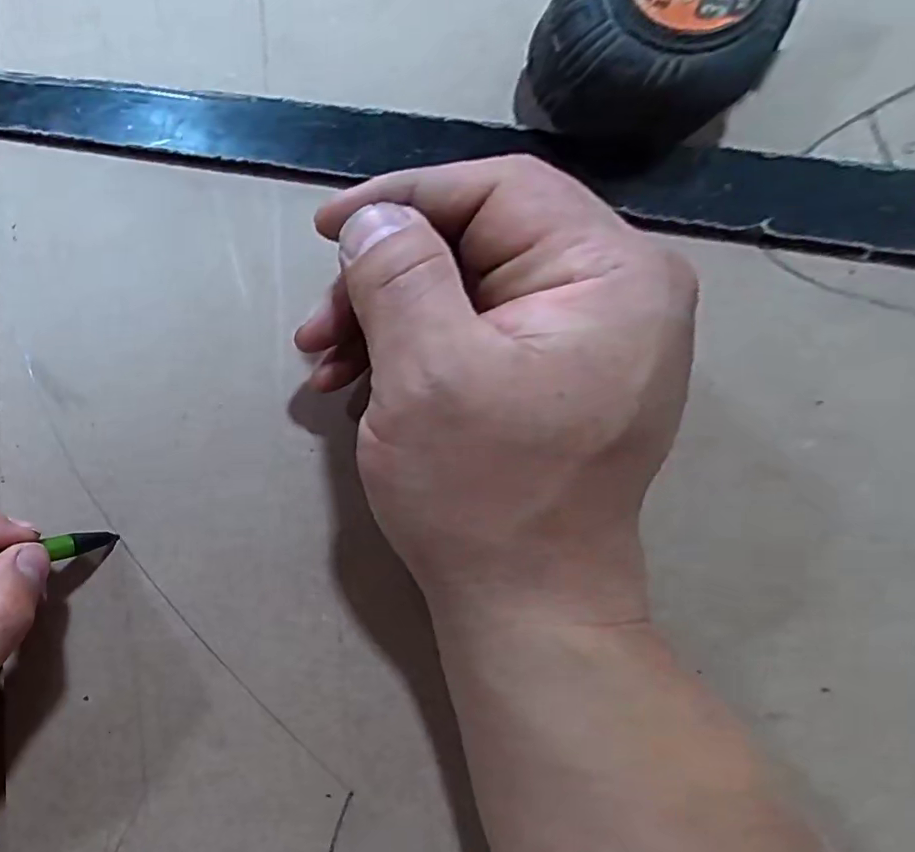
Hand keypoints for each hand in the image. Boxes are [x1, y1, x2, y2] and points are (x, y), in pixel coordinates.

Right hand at [293, 156, 697, 626]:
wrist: (519, 596)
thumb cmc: (475, 489)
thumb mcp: (424, 376)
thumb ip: (398, 281)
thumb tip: (370, 220)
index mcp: (602, 276)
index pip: (497, 192)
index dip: (403, 198)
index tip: (324, 228)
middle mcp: (601, 296)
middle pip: (470, 247)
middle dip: (377, 282)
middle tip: (312, 333)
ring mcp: (570, 344)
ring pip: (454, 297)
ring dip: (377, 323)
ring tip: (321, 371)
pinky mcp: (536, 384)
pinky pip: (458, 342)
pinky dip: (398, 356)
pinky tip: (355, 392)